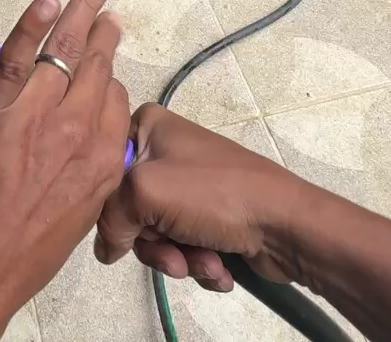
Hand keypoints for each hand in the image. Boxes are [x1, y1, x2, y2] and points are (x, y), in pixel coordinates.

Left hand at [0, 0, 130, 340]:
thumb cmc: (29, 242)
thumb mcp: (81, 208)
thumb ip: (91, 165)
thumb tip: (88, 135)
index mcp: (104, 157)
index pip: (114, 96)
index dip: (107, 74)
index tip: (103, 59)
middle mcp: (78, 127)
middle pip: (96, 63)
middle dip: (104, 30)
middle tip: (108, 8)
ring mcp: (38, 111)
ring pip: (65, 49)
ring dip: (81, 11)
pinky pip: (18, 53)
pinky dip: (33, 23)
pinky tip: (47, 1)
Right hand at [94, 103, 320, 292]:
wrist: (286, 224)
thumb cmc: (212, 193)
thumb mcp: (145, 192)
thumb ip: (110, 218)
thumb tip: (106, 249)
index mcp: (147, 125)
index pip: (104, 166)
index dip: (111, 203)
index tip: (129, 224)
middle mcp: (164, 149)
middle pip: (130, 206)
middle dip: (153, 241)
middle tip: (173, 254)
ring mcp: (188, 184)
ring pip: (156, 232)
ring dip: (177, 257)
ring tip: (204, 263)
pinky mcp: (208, 215)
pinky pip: (182, 244)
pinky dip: (197, 261)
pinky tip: (219, 266)